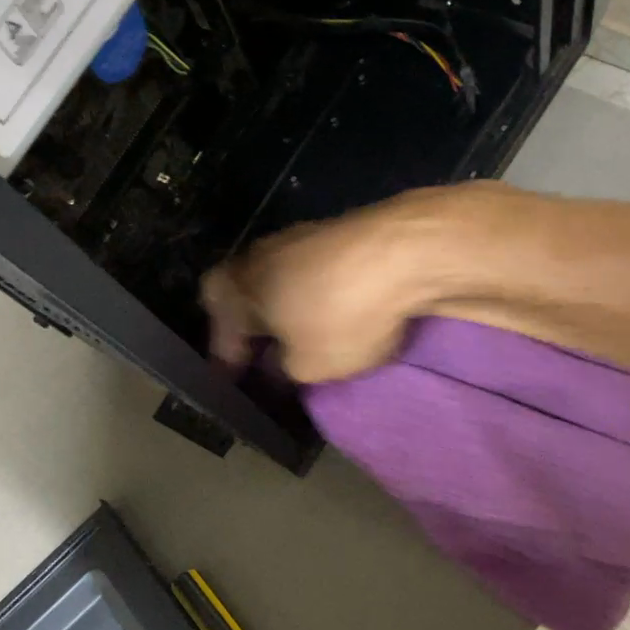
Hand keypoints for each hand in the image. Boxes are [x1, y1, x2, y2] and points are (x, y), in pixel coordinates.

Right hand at [201, 181, 526, 381]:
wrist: (408, 250)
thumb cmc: (340, 314)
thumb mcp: (305, 367)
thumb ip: (283, 372)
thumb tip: (279, 366)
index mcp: (233, 289)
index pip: (220, 339)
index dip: (229, 370)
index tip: (239, 393)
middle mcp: (256, 258)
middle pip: (245, 306)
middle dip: (256, 337)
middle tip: (269, 367)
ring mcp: (297, 240)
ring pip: (279, 288)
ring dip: (287, 317)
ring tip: (306, 347)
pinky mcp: (336, 235)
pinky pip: (312, 279)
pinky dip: (317, 301)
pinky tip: (337, 320)